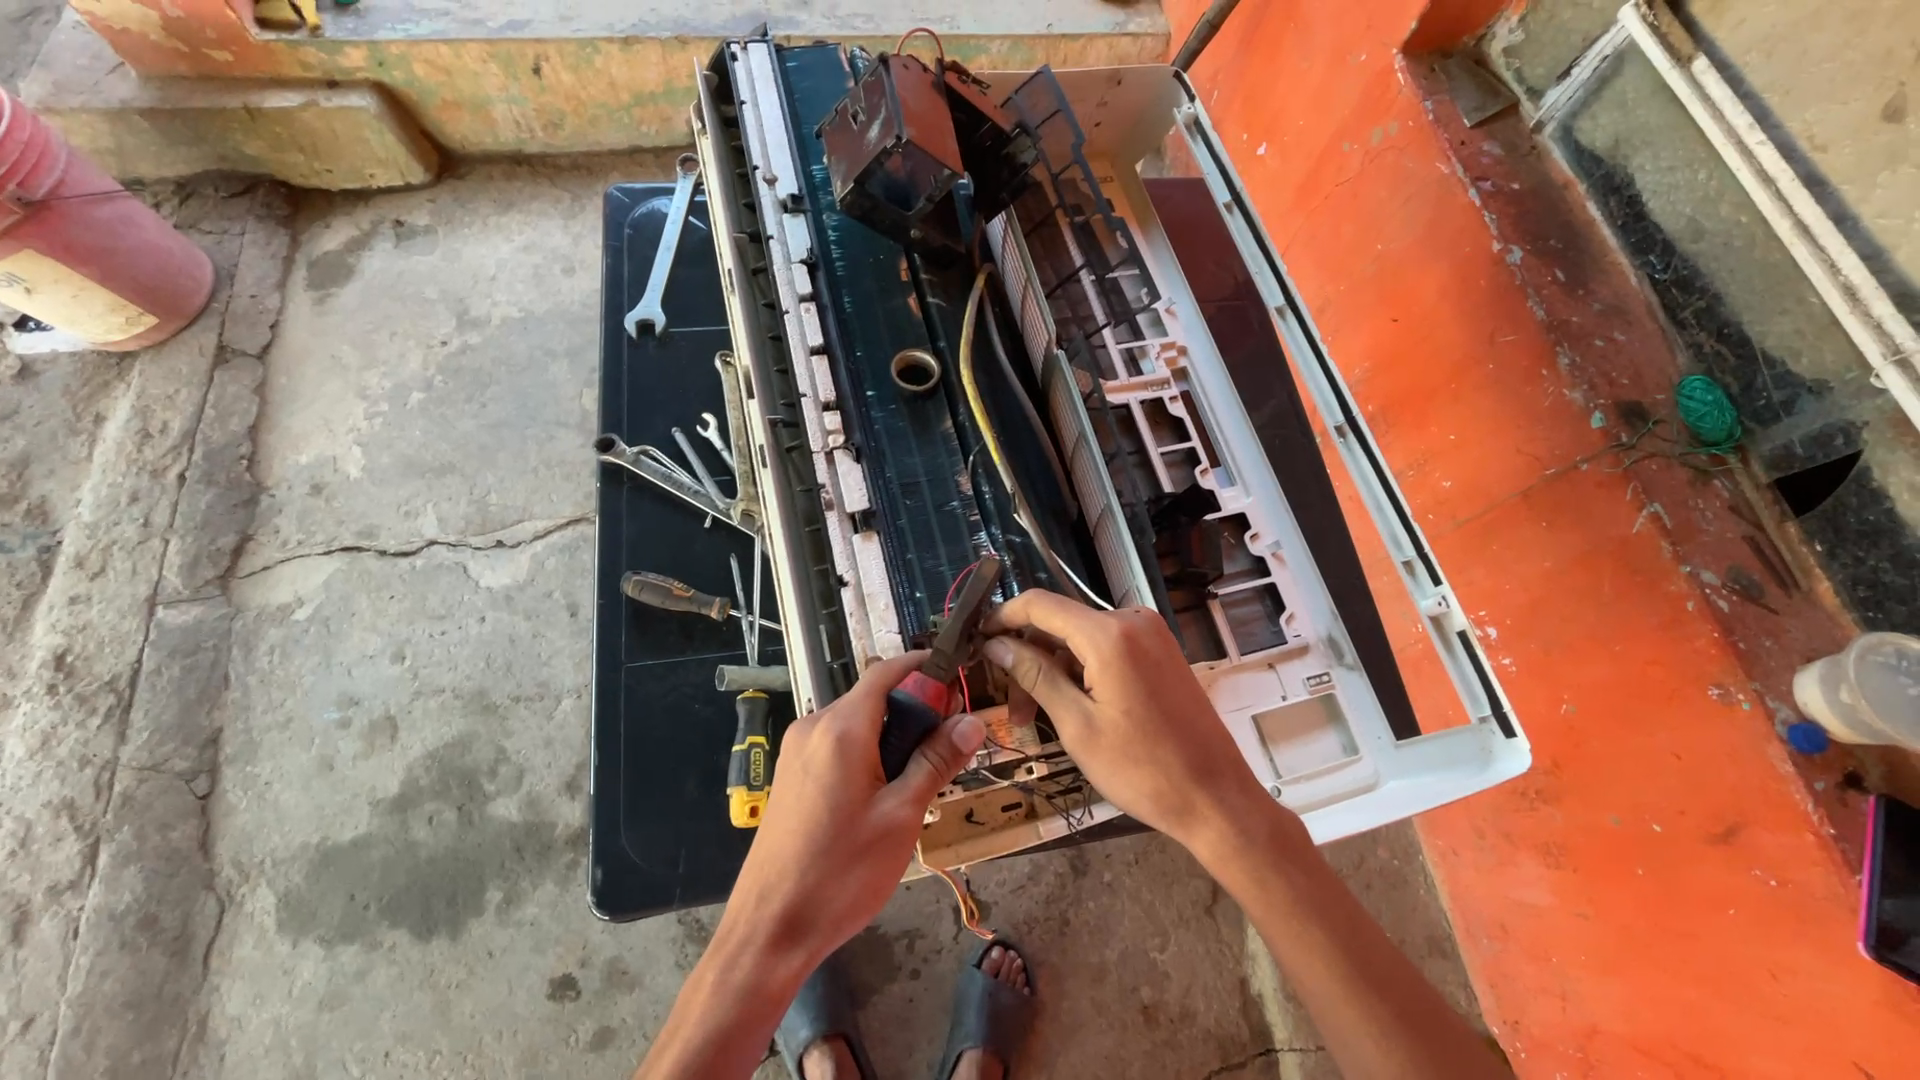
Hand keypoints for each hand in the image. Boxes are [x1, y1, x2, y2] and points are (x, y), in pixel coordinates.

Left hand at [716, 652, 985, 972]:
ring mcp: (796, 754)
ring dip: (892, 739)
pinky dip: (867, 757)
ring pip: (856, 726)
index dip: (924, 669)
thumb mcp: (901, 815)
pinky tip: (883, 799)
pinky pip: (837, 749)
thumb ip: (935, 761)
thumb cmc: (843, 871)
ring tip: (920, 784)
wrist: (771, 928)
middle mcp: (813, 728)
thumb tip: (972, 721)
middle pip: (872, 699)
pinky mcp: (791, 778)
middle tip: (949, 751)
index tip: (960, 681)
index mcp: (841, 728)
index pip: (887, 672)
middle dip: (914, 713)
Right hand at [981, 591, 1281, 848]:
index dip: (1003, 617)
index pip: (1039, 604)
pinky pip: (1108, 649)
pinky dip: (1083, 672)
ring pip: (1082, 640)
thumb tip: (997, 645)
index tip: (976, 640)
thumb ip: (1035, 676)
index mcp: (1109, 634)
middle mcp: (1132, 620)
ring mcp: (1152, 635)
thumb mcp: (1077, 725)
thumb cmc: (1142, 769)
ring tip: (1039, 721)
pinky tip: (1073, 709)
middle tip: (1014, 712)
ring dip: (1055, 671)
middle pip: (1060, 624)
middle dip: (1029, 659)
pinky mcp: (1162, 653)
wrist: (1216, 798)